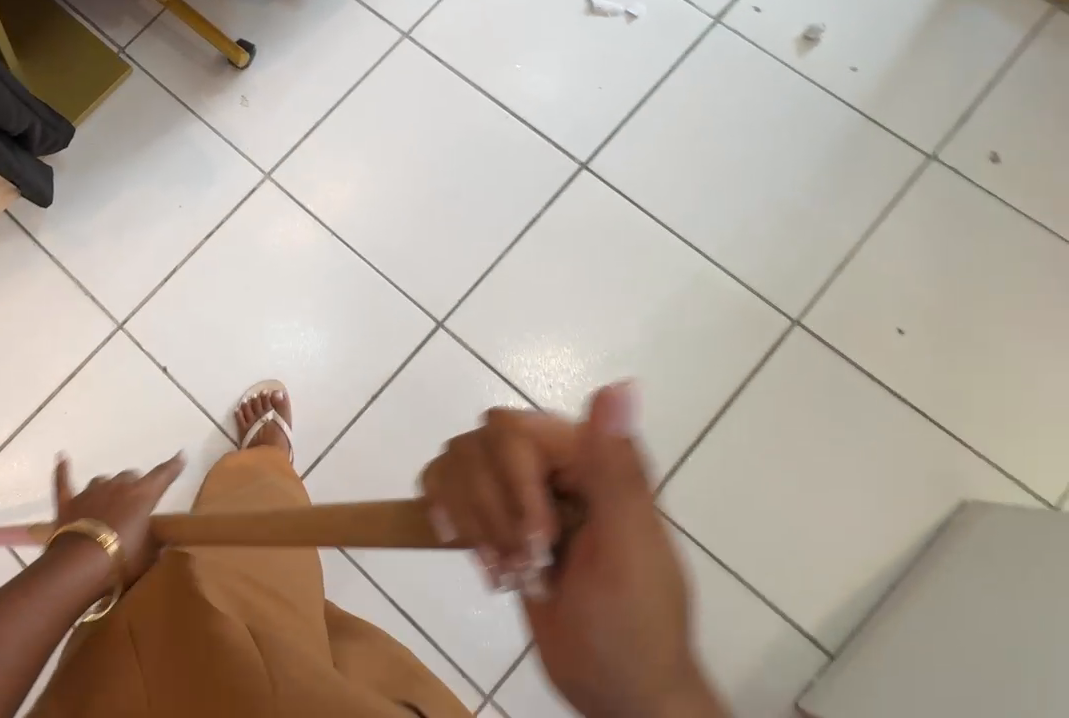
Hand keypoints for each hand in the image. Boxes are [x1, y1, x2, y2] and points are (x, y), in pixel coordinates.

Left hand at [52, 453, 185, 585]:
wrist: (82, 565)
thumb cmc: (123, 561)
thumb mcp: (149, 556)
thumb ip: (154, 543)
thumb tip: (158, 540)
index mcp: (142, 496)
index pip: (162, 476)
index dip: (172, 467)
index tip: (180, 455)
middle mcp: (117, 486)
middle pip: (130, 477)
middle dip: (133, 488)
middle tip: (134, 507)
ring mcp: (91, 491)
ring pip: (103, 481)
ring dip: (108, 490)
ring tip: (109, 505)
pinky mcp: (68, 502)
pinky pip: (64, 481)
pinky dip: (63, 470)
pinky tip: (62, 457)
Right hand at [420, 384, 724, 717]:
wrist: (614, 692)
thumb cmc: (632, 629)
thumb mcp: (630, 552)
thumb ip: (618, 469)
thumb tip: (622, 386)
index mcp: (589, 460)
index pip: (515, 431)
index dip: (514, 484)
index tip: (539, 544)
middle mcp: (548, 463)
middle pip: (478, 445)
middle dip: (492, 511)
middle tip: (527, 565)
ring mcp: (514, 488)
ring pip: (453, 461)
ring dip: (472, 523)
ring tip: (507, 571)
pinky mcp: (488, 513)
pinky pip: (440, 482)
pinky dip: (446, 515)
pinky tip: (462, 548)